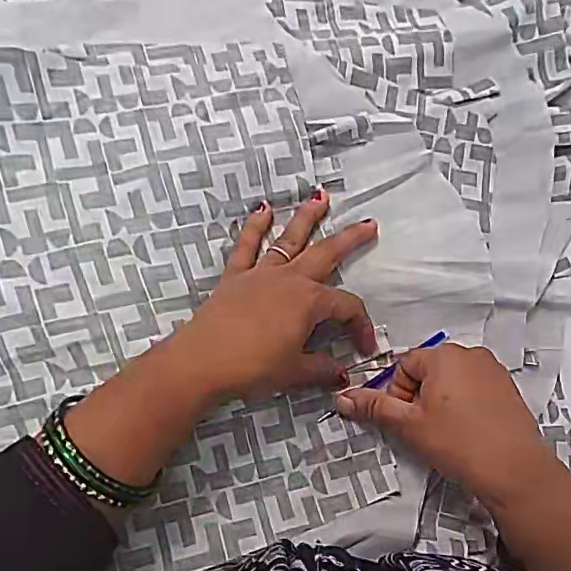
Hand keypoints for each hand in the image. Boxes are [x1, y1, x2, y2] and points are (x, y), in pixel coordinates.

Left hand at [159, 189, 379, 404]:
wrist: (201, 362)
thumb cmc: (252, 367)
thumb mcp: (294, 371)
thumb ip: (321, 368)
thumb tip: (340, 372)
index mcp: (309, 302)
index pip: (346, 307)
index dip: (361, 326)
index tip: (364, 347)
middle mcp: (288, 280)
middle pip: (326, 253)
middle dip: (350, 238)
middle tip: (369, 224)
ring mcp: (260, 274)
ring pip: (289, 239)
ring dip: (306, 218)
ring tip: (320, 198)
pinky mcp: (234, 277)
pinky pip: (247, 246)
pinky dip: (255, 227)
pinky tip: (262, 210)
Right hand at [334, 343, 570, 570]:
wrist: (514, 470)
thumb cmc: (461, 444)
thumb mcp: (408, 425)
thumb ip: (374, 407)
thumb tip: (344, 397)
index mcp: (444, 355)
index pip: (404, 365)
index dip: (397, 394)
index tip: (404, 419)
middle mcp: (471, 354)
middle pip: (428, 370)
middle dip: (419, 397)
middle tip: (424, 428)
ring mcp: (493, 370)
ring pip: (451, 381)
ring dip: (441, 402)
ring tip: (446, 433)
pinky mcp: (507, 389)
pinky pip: (474, 390)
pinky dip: (464, 406)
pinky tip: (466, 431)